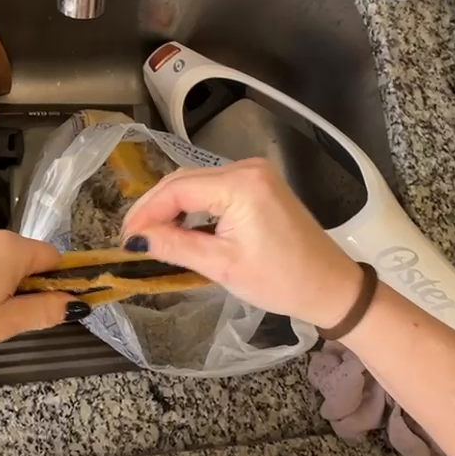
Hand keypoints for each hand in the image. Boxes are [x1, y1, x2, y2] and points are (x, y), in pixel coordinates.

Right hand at [120, 159, 360, 327]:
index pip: (176, 190)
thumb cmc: (280, 281)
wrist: (330, 286)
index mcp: (240, 185)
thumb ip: (174, 246)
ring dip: (170, 208)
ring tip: (149, 236)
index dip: (145, 213)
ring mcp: (255, 173)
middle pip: (183, 181)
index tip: (124, 239)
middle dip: (153, 209)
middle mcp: (247, 168)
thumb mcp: (221, 266)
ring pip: (195, 184)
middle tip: (131, 239)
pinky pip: (212, 189)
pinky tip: (178, 228)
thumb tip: (134, 240)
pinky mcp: (258, 184)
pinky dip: (191, 207)